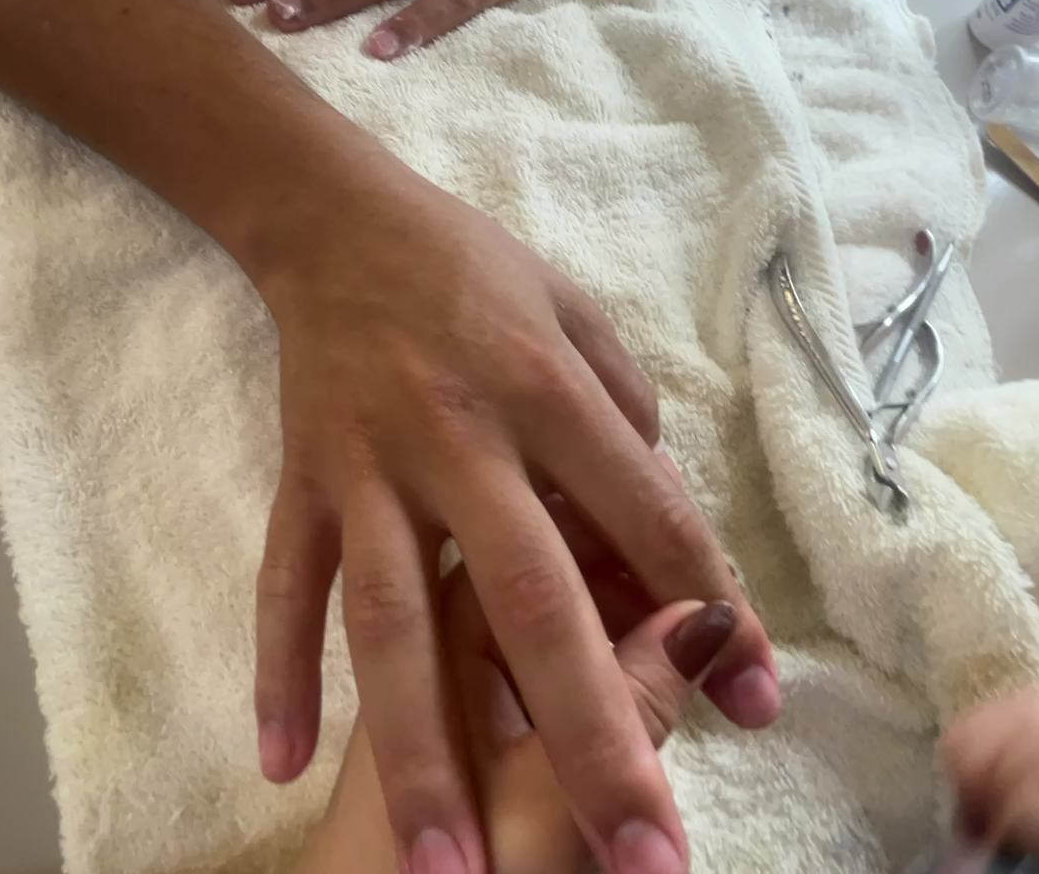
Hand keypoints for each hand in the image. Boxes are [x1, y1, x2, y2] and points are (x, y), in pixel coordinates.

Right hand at [249, 166, 777, 873]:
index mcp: (543, 387)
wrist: (343, 229)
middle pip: (529, 596)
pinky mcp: (301, 479)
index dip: (710, 606)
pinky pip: (284, 581)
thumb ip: (624, 410)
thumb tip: (652, 515)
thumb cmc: (472, 266)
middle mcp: (457, 438)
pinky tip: (281, 761)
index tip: (760, 699)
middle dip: (590, 729)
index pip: (643, 514)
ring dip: (420, 745)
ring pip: (393, 618)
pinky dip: (278, 668)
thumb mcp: (573, 311)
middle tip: (643, 854)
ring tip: (451, 868)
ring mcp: (367, 468)